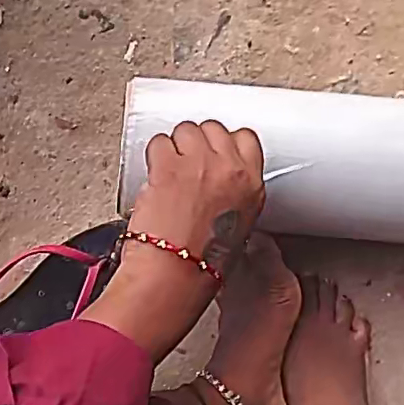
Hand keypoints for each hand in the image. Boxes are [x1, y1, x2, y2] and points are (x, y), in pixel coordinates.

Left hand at [84, 121, 265, 360]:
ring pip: (185, 130)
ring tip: (166, 172)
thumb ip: (231, 199)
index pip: (244, 139)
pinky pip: (159, 142)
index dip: (222, 143)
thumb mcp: (235, 229)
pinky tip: (152, 174)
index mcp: (251, 185)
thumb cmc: (199, 264)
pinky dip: (153, 155)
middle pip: (212, 129)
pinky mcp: (168, 167)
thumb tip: (215, 189)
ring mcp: (198, 165)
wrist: (174, 275)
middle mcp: (228, 169)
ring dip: (173, 147)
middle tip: (183, 166)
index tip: (210, 154)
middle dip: (196, 143)